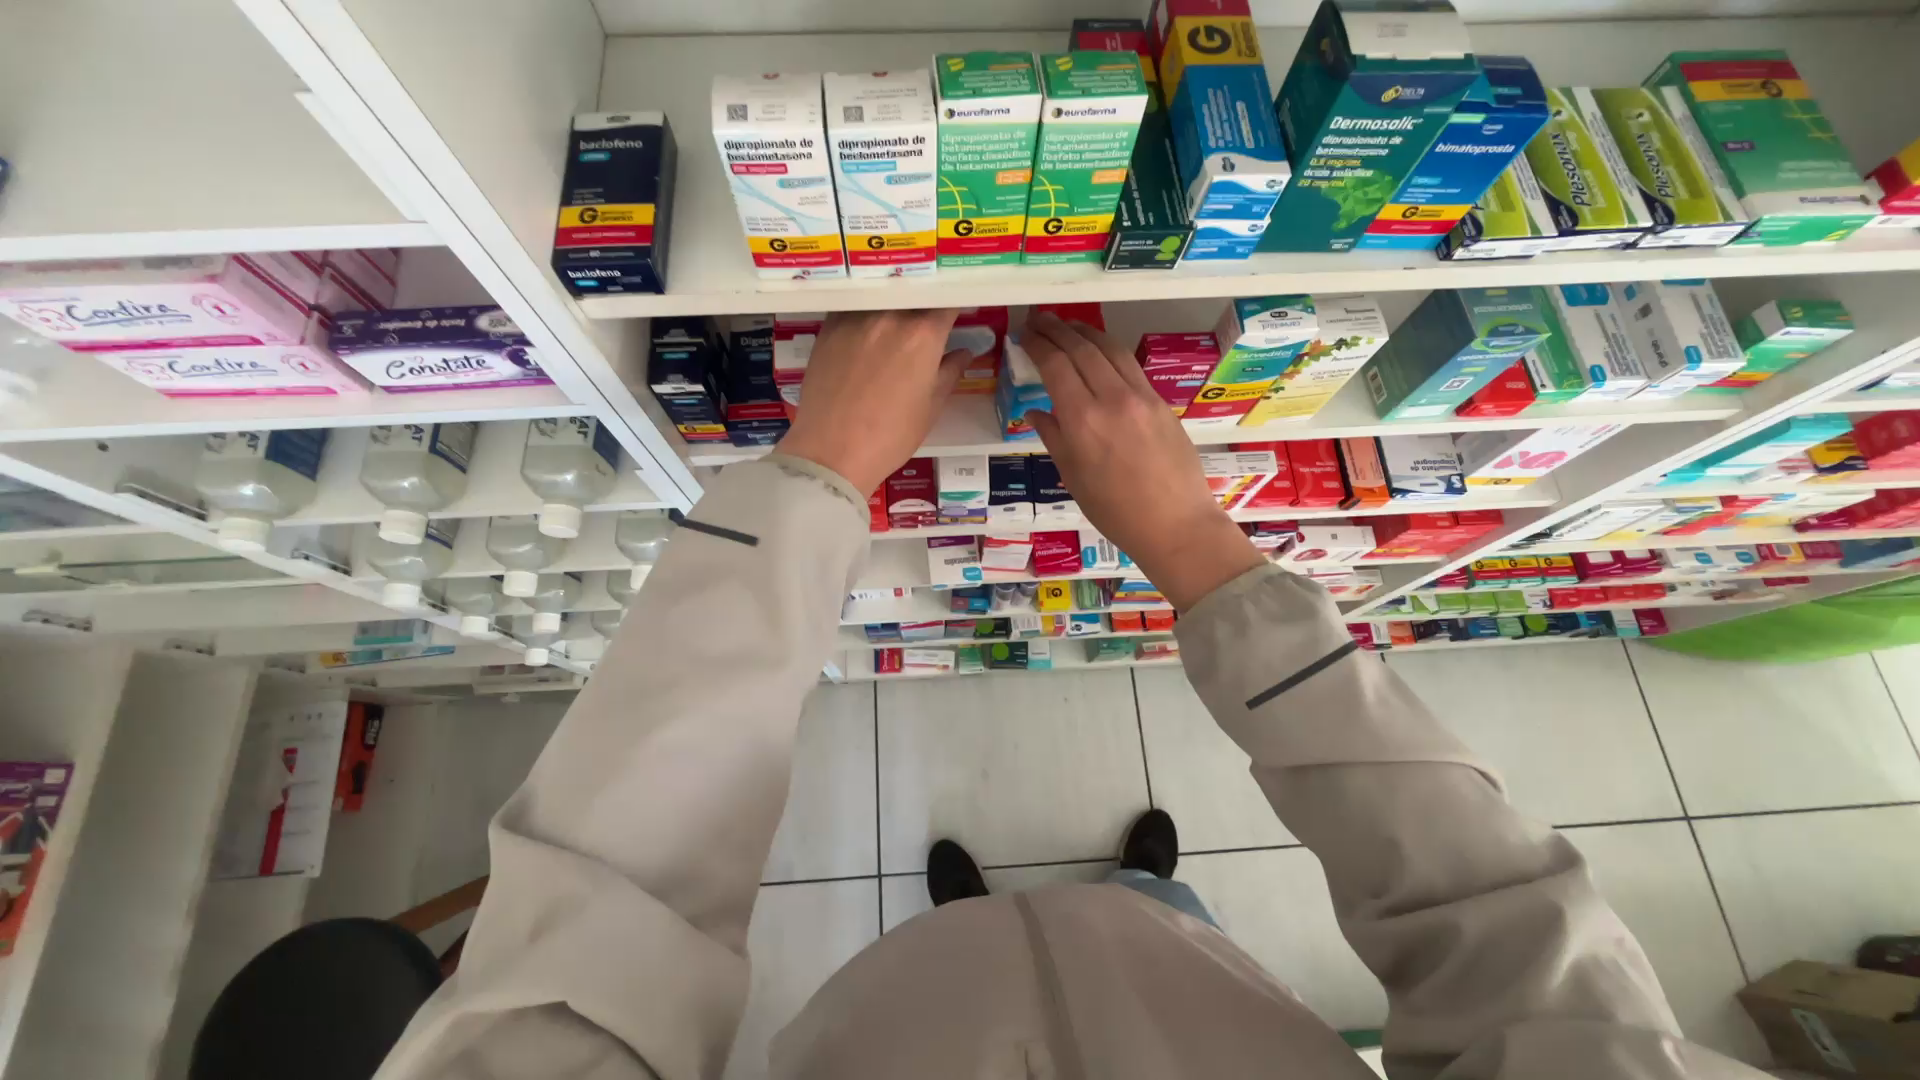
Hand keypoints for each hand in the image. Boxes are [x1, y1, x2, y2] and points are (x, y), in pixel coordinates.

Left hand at [778, 309, 967, 494]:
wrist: (832, 452)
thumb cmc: (890, 436)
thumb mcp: (930, 408)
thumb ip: (949, 373)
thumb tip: (963, 353)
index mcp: (923, 334)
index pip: (947, 303)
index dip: (954, 305)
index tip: (956, 313)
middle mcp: (890, 316)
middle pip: (913, 297)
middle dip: (923, 306)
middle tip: (925, 323)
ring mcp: (855, 318)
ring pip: (881, 300)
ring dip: (892, 308)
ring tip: (893, 327)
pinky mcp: (828, 328)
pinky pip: (853, 309)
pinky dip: (864, 315)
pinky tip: (865, 333)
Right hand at [1022, 312, 1265, 610]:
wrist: (1174, 524)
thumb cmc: (1115, 511)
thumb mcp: (1073, 477)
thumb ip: (1053, 437)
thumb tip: (1035, 412)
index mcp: (1082, 420)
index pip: (1055, 364)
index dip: (1037, 344)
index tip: (1024, 334)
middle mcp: (1111, 399)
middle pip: (1081, 348)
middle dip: (1057, 329)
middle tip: (1039, 319)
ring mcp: (1140, 397)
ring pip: (1109, 348)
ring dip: (1085, 331)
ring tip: (1067, 324)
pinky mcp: (1160, 402)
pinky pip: (1129, 365)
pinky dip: (1109, 349)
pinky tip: (1100, 349)